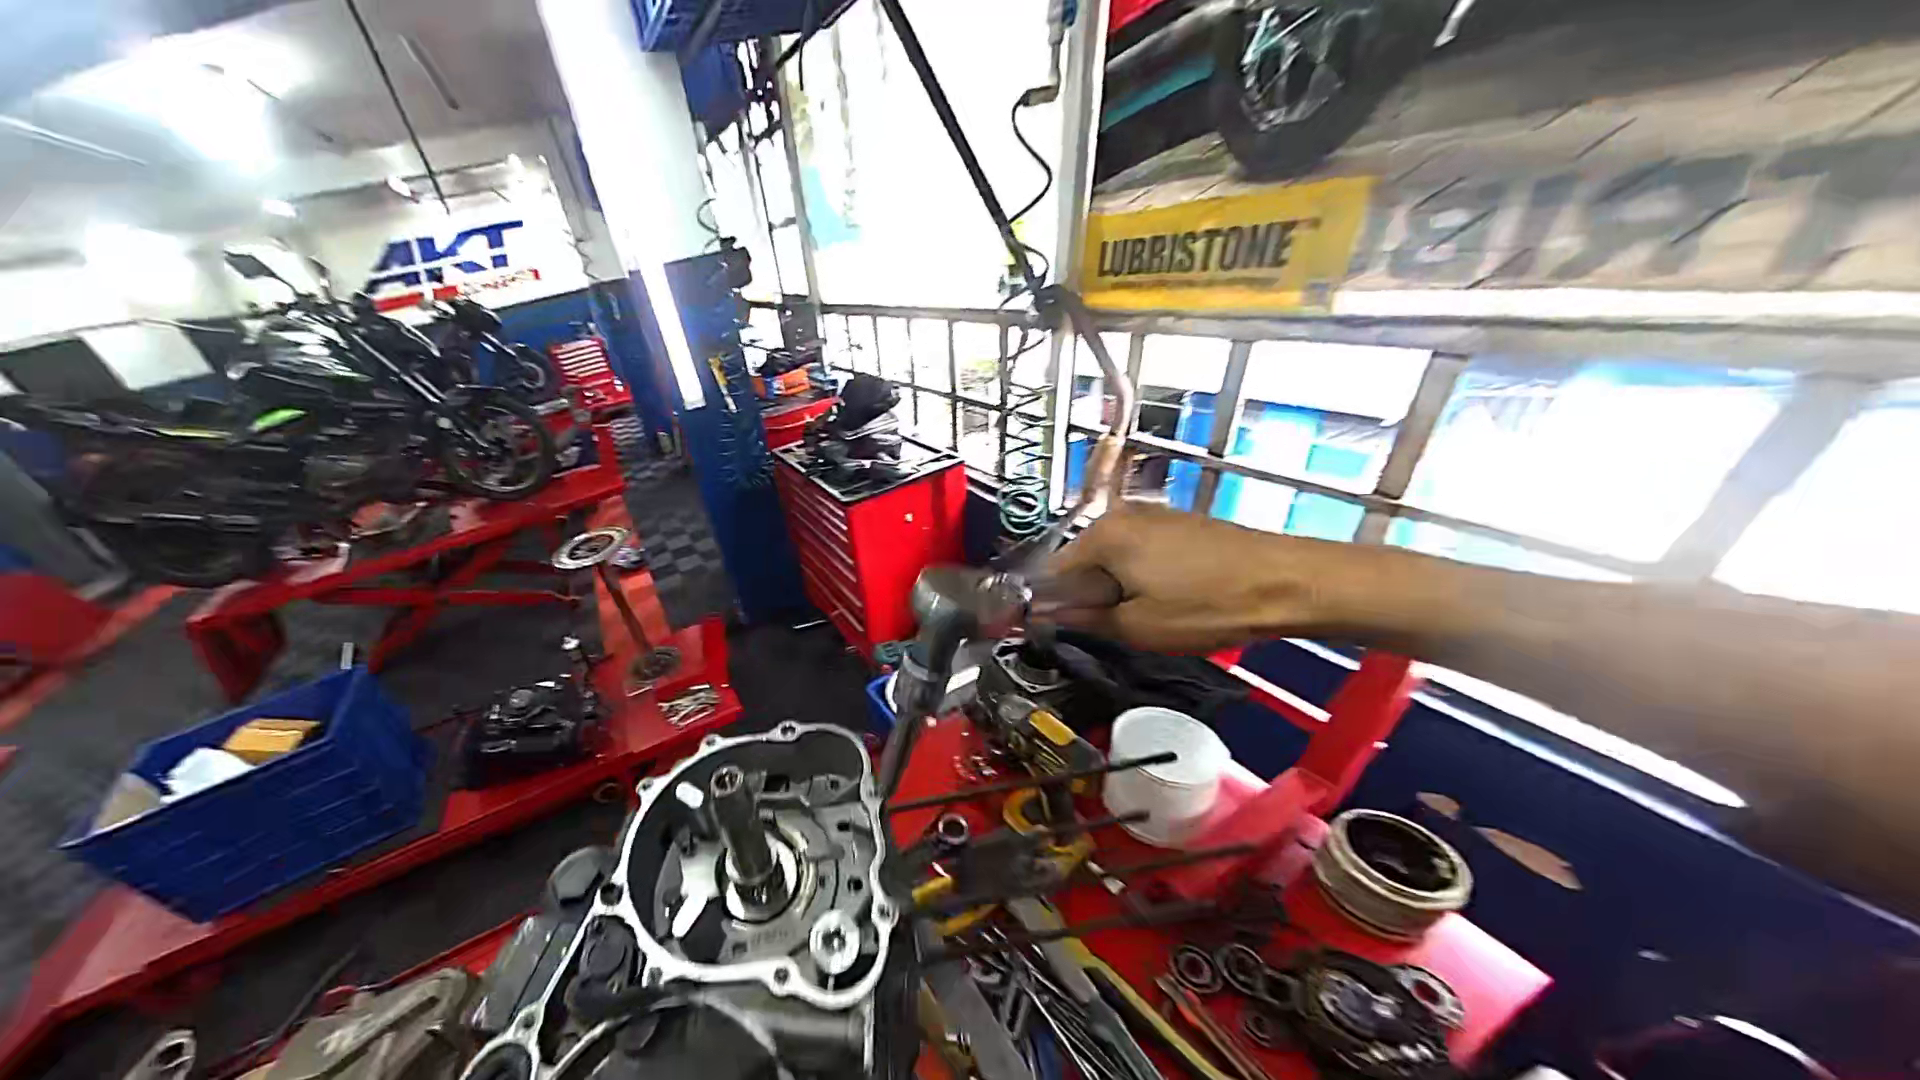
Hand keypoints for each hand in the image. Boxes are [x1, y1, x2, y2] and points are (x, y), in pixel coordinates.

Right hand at [1037, 501, 1359, 651]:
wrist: (1285, 582)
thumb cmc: (1207, 606)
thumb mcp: (1137, 627)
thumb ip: (1084, 620)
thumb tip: (1047, 616)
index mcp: (1103, 535)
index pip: (1053, 571)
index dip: (1050, 604)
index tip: (1054, 631)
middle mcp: (1122, 516)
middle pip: (1083, 562)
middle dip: (1087, 596)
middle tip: (1109, 630)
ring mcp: (1153, 516)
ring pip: (1113, 558)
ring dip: (1116, 588)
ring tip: (1143, 618)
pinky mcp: (1178, 524)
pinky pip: (1139, 552)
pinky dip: (1140, 576)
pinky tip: (1166, 600)